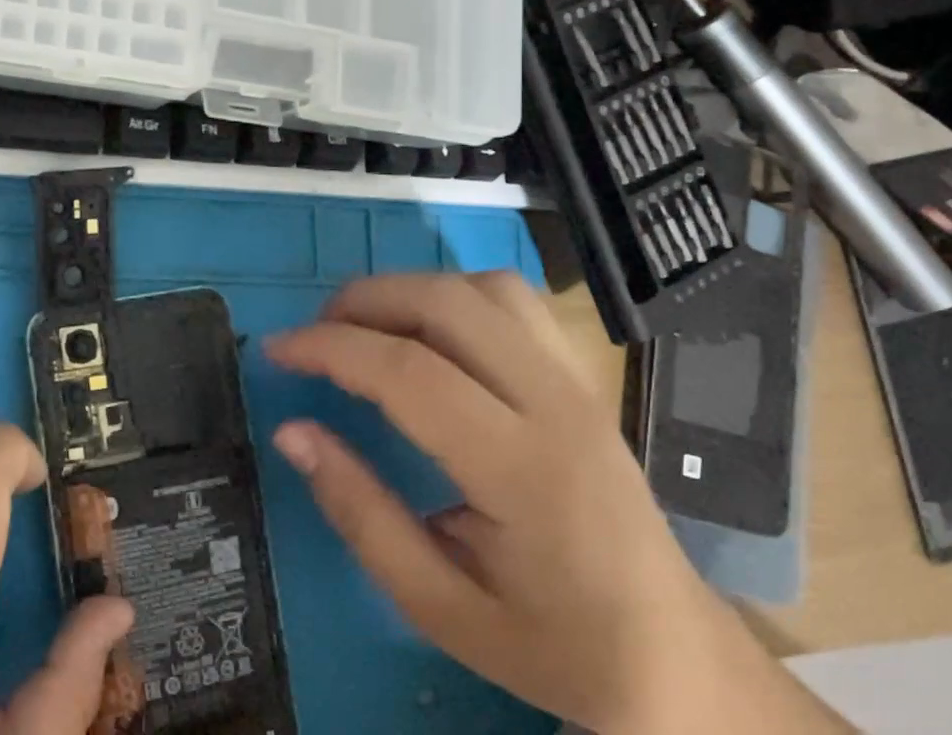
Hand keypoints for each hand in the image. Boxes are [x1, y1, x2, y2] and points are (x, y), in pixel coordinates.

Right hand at [265, 272, 849, 734]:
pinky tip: (425, 336)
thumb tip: (292, 433)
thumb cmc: (551, 644)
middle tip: (311, 335)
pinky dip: (455, 297)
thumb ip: (359, 513)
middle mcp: (557, 408)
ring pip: (488, 289)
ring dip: (410, 291)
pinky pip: (518, 306)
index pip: (409, 372)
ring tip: (363, 329)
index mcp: (522, 470)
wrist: (675, 663)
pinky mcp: (586, 384)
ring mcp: (580, 387)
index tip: (275, 352)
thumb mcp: (435, 604)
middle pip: (448, 304)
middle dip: (361, 301)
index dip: (328, 348)